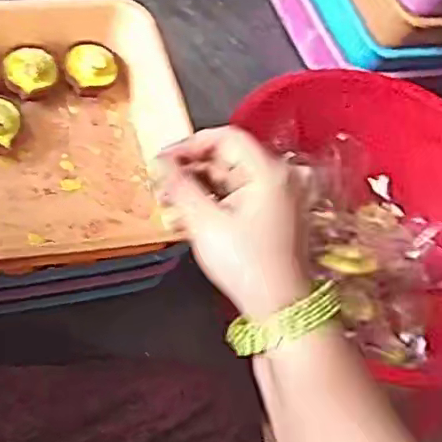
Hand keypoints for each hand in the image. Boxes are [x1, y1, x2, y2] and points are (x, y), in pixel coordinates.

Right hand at [155, 127, 314, 318]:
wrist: (278, 304)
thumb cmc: (247, 265)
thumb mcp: (204, 222)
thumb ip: (180, 187)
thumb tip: (161, 164)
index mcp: (269, 171)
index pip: (224, 137)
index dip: (188, 146)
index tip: (162, 160)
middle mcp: (280, 177)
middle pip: (227, 159)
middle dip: (190, 171)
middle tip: (161, 187)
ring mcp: (280, 196)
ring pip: (231, 180)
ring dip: (199, 189)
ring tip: (171, 206)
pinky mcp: (275, 215)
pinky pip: (239, 197)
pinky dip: (215, 203)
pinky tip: (190, 218)